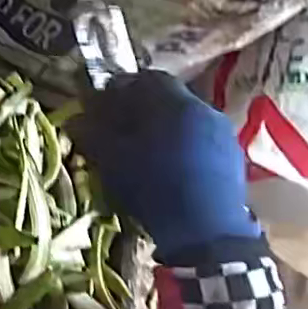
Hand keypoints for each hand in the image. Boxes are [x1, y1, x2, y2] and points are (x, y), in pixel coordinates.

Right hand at [69, 70, 260, 254]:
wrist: (205, 231)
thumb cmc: (152, 186)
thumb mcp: (112, 159)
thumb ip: (91, 132)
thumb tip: (74, 118)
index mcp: (176, 104)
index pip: (148, 78)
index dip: (123, 87)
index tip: (105, 103)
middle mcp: (204, 110)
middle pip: (169, 98)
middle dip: (143, 108)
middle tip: (121, 126)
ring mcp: (223, 134)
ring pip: (186, 118)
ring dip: (163, 126)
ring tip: (144, 149)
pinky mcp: (233, 158)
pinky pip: (201, 138)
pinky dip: (182, 144)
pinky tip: (168, 166)